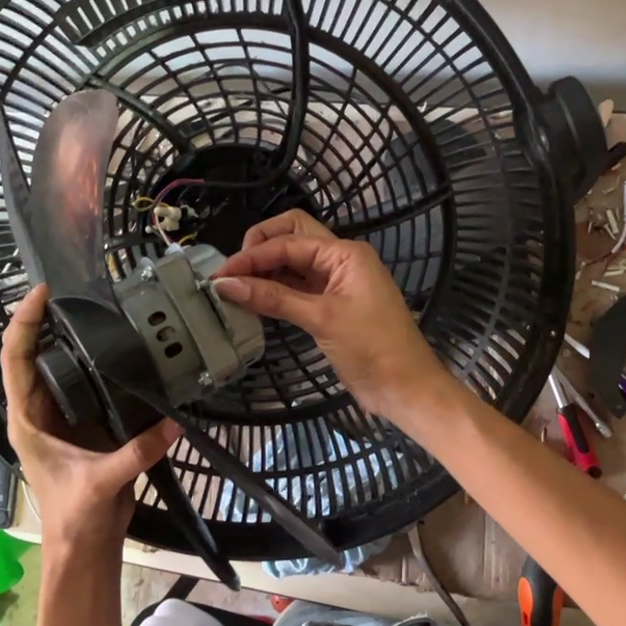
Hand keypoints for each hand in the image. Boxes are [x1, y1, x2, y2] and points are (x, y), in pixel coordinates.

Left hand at [1, 284, 180, 547]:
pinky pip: (92, 384)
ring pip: (64, 366)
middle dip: (49, 320)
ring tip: (100, 307)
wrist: (86, 547)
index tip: (42, 292)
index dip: (24, 324)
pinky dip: (103, 363)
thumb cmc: (76, 518)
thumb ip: (135, 452)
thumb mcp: (101, 484)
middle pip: (36, 355)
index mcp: (28, 421)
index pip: (16, 360)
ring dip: (75, 338)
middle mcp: (41, 412)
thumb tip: (174, 422)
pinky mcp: (89, 424)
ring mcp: (65, 417)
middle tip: (78, 288)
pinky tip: (125, 347)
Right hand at [212, 210, 455, 420]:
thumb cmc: (372, 347)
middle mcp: (340, 260)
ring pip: (292, 264)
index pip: (289, 242)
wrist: (406, 388)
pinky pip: (296, 288)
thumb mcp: (321, 319)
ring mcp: (335, 283)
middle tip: (231, 272)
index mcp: (345, 253)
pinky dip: (274, 291)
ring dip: (264, 271)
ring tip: (232, 288)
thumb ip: (273, 298)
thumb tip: (225, 285)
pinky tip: (251, 302)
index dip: (252, 256)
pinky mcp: (330, 306)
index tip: (219, 275)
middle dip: (259, 248)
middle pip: (292, 237)